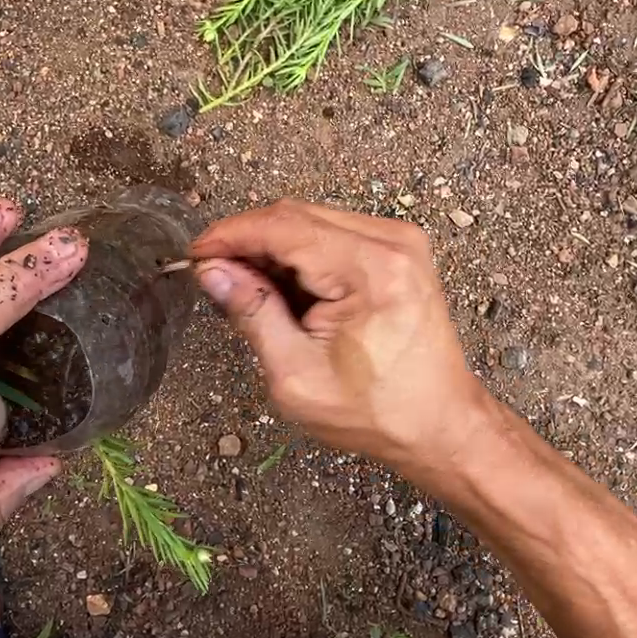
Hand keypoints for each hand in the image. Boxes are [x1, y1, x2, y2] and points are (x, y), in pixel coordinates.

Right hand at [188, 200, 495, 471]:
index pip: (282, 226)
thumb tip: (212, 270)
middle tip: (217, 277)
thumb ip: (252, 313)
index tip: (196, 254)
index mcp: (370, 269)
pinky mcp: (398, 249)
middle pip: (295, 215)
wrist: (440, 423)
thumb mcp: (297, 374)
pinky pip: (333, 232)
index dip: (230, 234)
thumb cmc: (375, 410)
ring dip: (273, 247)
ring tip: (252, 291)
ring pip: (311, 220)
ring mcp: (399, 240)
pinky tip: (288, 289)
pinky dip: (300, 253)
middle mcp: (390, 241)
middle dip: (248, 241)